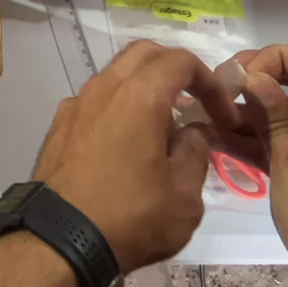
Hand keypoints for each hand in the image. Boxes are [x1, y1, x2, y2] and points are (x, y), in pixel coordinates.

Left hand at [30, 41, 240, 271]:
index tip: (224, 116)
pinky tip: (130, 143)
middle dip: (176, 71)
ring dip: (147, 87)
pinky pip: (97, 98)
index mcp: (138, 95)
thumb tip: (195, 130)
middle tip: (198, 106)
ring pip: (117, 73)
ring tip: (167, 128)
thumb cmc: (132, 214)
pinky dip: (121, 105)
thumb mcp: (184, 194)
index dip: (210, 81)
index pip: (179, 60)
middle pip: (143, 54)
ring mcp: (78, 101)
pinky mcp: (62, 120)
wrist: (63, 232)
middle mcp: (104, 87)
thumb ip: (195, 152)